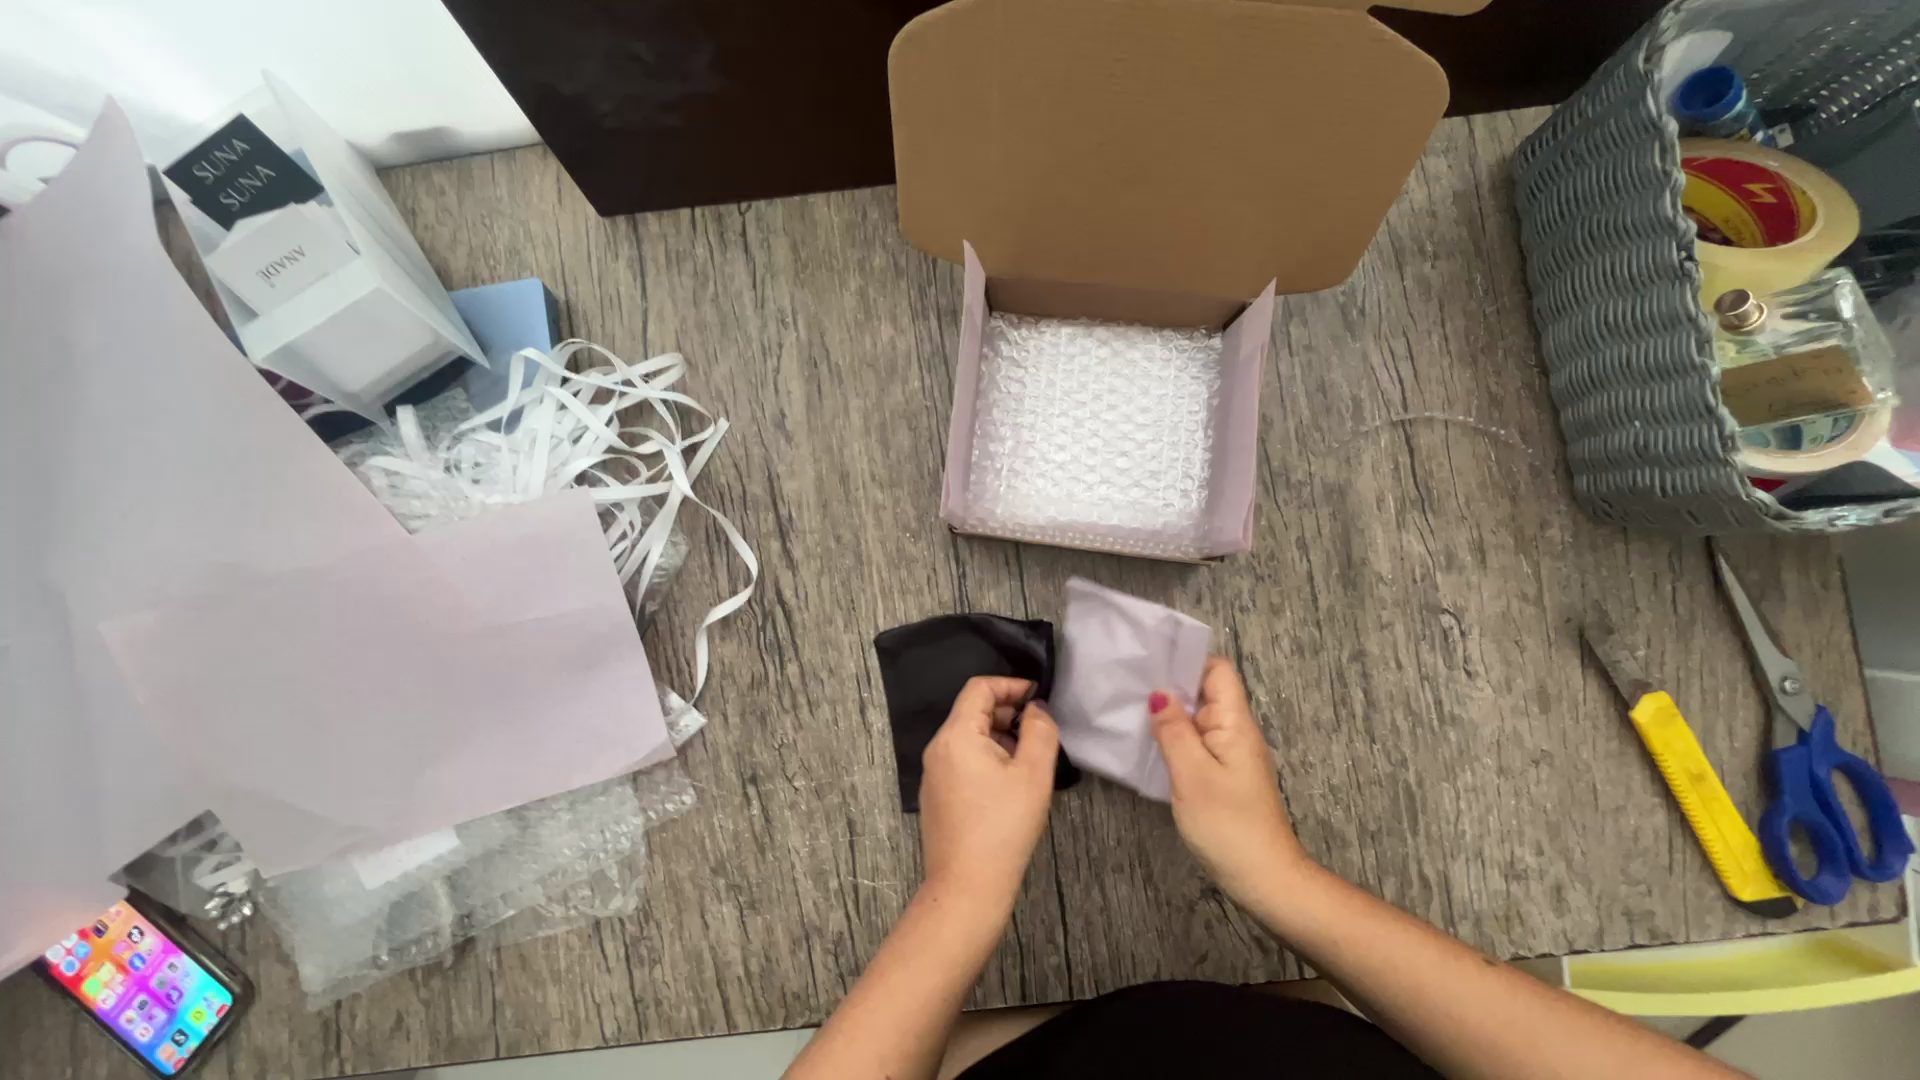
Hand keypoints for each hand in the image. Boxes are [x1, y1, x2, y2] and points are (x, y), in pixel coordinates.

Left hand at [918, 676, 1059, 909]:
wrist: (968, 886)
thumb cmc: (1004, 827)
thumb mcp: (1034, 773)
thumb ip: (1040, 730)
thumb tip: (1036, 708)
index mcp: (957, 735)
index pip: (979, 688)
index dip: (1011, 685)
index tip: (1038, 697)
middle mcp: (938, 748)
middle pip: (972, 711)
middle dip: (1007, 712)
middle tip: (1039, 730)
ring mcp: (933, 773)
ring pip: (968, 736)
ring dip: (999, 736)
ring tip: (1029, 759)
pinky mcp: (936, 795)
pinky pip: (961, 760)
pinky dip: (986, 757)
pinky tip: (1008, 783)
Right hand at [1150, 657, 1312, 903]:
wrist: (1264, 879)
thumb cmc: (1228, 825)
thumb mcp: (1192, 775)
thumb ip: (1173, 730)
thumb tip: (1158, 693)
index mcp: (1235, 724)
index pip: (1218, 671)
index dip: (1187, 661)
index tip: (1150, 662)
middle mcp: (1236, 732)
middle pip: (1205, 691)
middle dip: (1170, 685)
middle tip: (1128, 684)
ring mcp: (1231, 755)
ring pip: (1198, 718)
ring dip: (1169, 714)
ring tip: (1130, 710)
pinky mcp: (1223, 775)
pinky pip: (1197, 743)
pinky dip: (1174, 738)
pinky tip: (1149, 745)